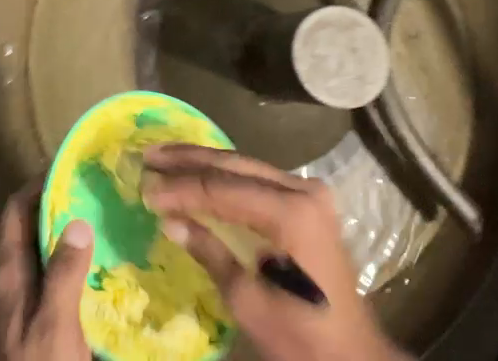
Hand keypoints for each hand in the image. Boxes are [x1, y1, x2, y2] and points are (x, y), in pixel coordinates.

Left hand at [0, 185, 95, 360]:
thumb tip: (78, 222)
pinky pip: (60, 279)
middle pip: (33, 230)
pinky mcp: (44, 320)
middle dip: (61, 207)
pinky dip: (79, 264)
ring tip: (106, 220)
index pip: (16, 212)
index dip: (38, 186)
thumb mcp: (54, 322)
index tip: (69, 170)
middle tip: (96, 191)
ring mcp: (28, 302)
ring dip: (72, 236)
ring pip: (48, 254)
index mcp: (10, 275)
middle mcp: (15, 283)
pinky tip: (106, 265)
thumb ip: (63, 274)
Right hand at [143, 144, 410, 360]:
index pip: (222, 189)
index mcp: (291, 212)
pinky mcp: (307, 202)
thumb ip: (210, 251)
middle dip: (188, 160)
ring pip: (245, 166)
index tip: (145, 190)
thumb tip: (169, 220)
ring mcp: (309, 192)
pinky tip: (198, 174)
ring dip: (203, 164)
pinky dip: (225, 177)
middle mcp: (303, 189)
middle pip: (234, 166)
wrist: (351, 355)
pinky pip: (258, 179)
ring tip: (164, 159)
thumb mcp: (247, 299)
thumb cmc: (300, 334)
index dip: (180, 189)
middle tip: (149, 156)